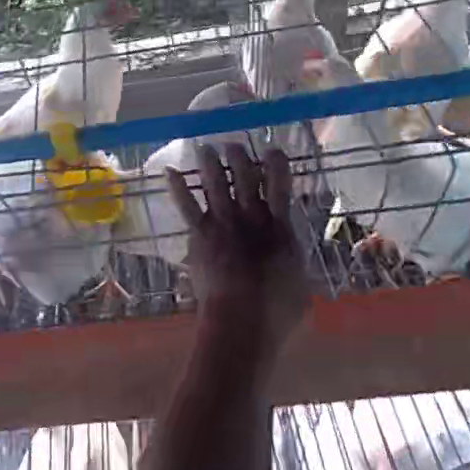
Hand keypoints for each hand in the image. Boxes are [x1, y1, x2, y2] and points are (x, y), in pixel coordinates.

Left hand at [165, 145, 309, 359]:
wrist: (241, 323)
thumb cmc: (277, 312)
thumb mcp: (300, 286)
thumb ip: (294, 266)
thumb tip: (293, 266)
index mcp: (280, 227)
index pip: (280, 186)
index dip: (276, 165)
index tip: (272, 151)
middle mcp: (251, 217)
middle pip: (244, 176)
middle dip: (239, 158)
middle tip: (233, 146)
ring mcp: (223, 223)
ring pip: (215, 183)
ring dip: (210, 164)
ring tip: (205, 148)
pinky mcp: (200, 235)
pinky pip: (187, 206)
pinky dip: (178, 187)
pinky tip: (170, 171)